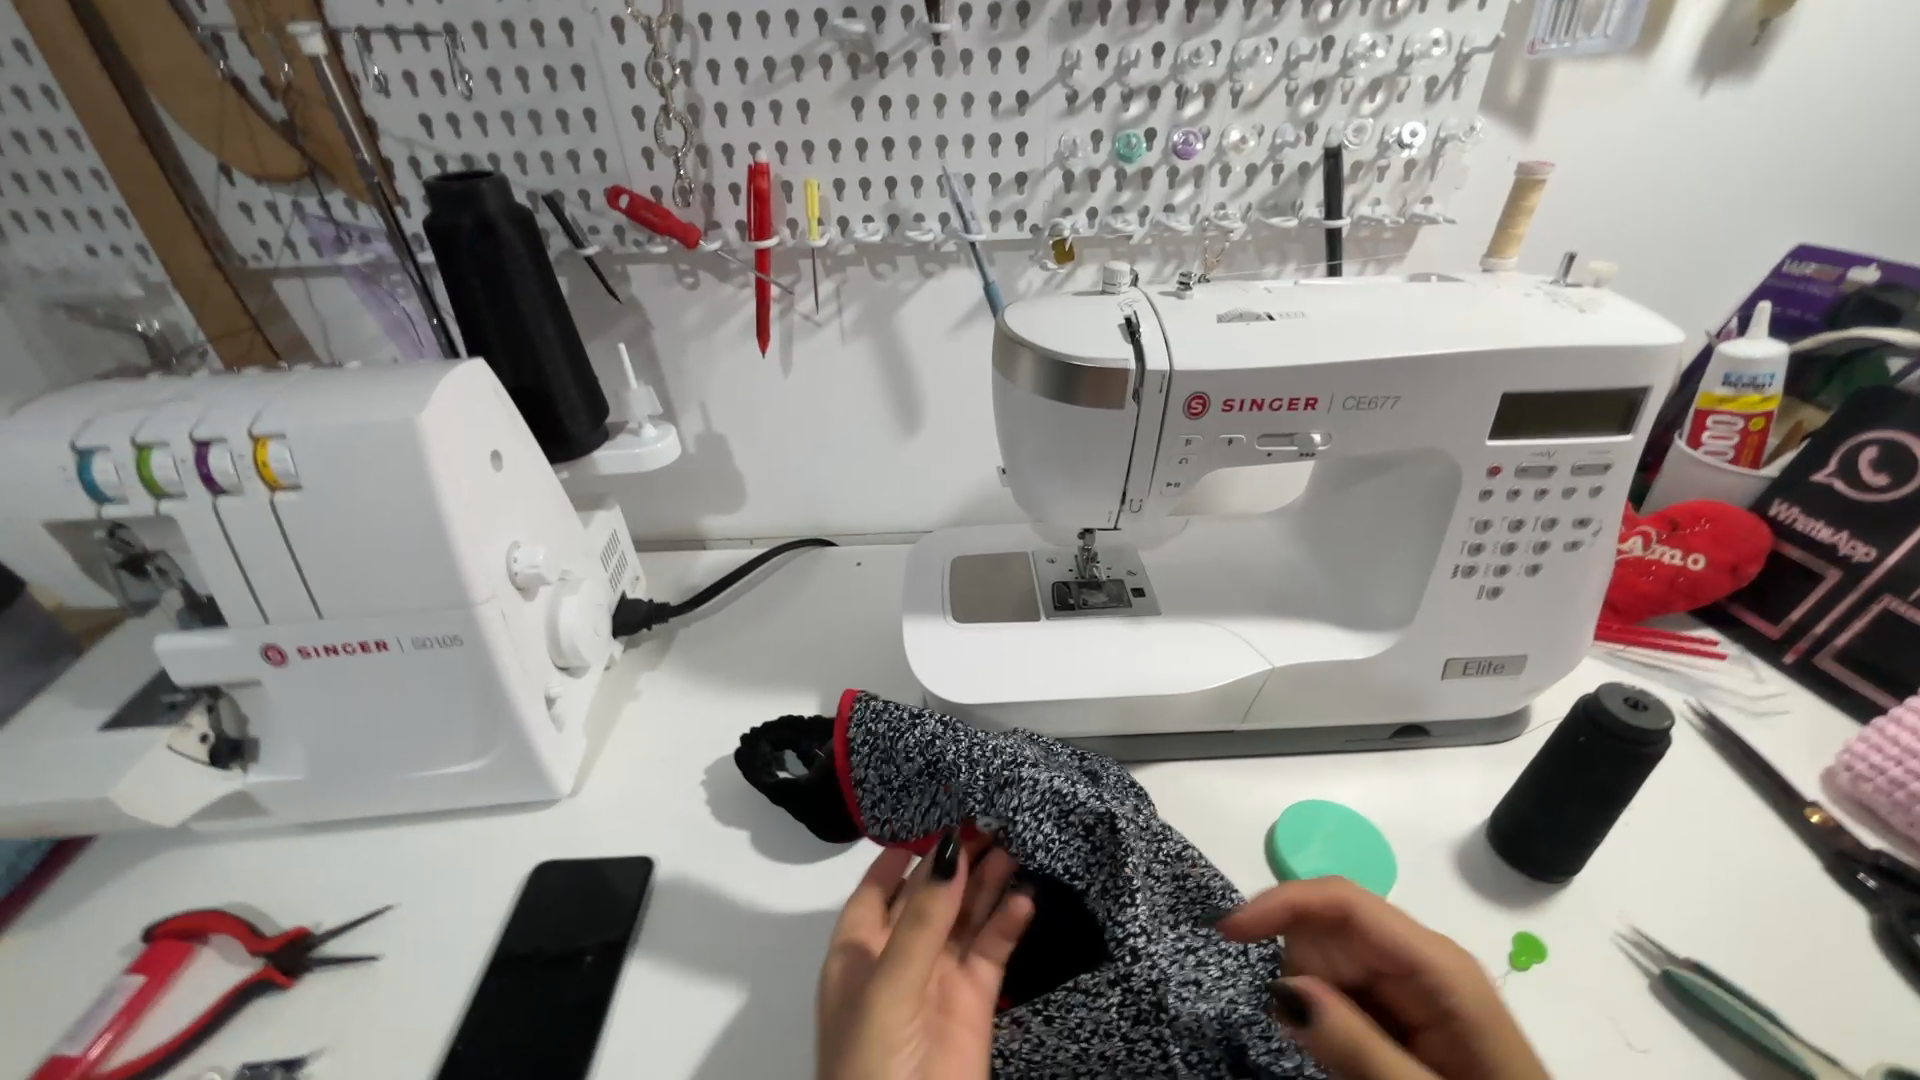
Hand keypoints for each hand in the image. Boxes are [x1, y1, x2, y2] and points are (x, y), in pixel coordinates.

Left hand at [817, 831, 1035, 1079]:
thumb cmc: (872, 1059)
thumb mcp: (888, 985)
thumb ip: (921, 918)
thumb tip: (946, 848)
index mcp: (859, 950)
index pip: (877, 886)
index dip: (903, 851)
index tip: (935, 812)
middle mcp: (899, 955)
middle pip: (929, 894)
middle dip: (955, 859)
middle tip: (990, 819)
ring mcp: (938, 976)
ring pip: (964, 915)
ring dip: (987, 881)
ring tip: (1014, 844)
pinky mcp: (976, 999)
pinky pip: (992, 949)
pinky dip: (1009, 922)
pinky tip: (1025, 898)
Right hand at [1218, 877, 1547, 1079]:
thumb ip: (1356, 1048)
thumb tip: (1281, 988)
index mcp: (1437, 964)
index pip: (1343, 901)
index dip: (1279, 903)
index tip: (1226, 933)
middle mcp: (1422, 956)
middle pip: (1328, 930)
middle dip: (1301, 975)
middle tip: (1319, 1048)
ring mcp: (1414, 978)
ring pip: (1328, 959)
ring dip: (1315, 1002)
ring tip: (1350, 1065)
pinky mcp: (1407, 1001)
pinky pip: (1343, 988)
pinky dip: (1330, 1017)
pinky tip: (1356, 1059)